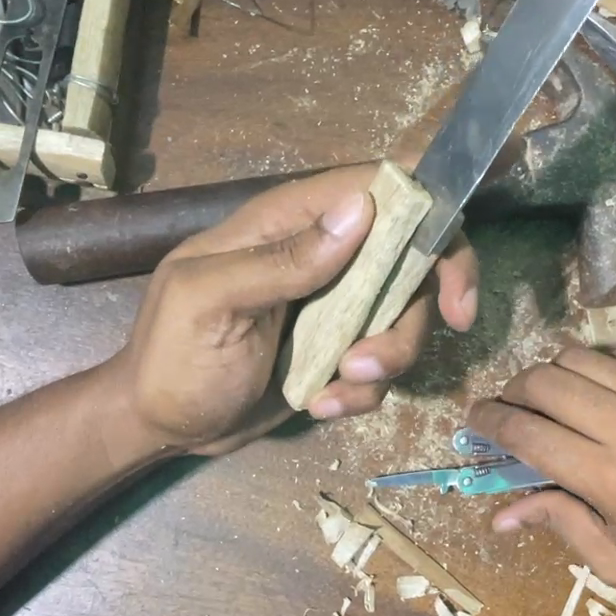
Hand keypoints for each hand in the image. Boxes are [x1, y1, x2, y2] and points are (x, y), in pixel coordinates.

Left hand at [113, 166, 478, 455]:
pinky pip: (381, 366)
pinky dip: (361, 393)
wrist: (163, 424)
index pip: (375, 191)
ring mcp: (335, 308)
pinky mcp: (339, 354)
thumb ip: (282, 258)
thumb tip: (361, 211)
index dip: (428, 219)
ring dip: (382, 364)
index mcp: (287, 225)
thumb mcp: (212, 302)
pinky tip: (321, 406)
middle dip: (413, 318)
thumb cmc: (173, 356)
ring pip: (404, 321)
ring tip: (331, 393)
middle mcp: (323, 259)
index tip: (452, 278)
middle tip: (380, 363)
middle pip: (411, 262)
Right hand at [467, 348, 615, 615]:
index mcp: (610, 478)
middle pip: (545, 381)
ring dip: (553, 373)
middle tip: (510, 408)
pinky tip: (602, 390)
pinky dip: (600, 368)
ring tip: (552, 396)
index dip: (489, 421)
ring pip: (581, 358)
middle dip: (513, 391)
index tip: (473, 419)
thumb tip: (500, 516)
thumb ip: (558, 524)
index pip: (527, 433)